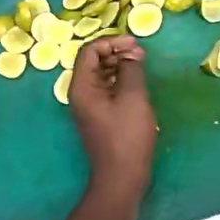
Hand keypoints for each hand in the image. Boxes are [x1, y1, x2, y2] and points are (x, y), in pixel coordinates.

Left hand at [67, 36, 155, 203]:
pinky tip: (135, 82)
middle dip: (115, 51)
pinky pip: (105, 88)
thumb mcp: (132, 97)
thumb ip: (131, 69)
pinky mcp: (98, 115)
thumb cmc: (127, 137)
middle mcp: (79, 93)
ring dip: (118, 65)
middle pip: (92, 61)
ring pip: (100, 74)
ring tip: (140, 64)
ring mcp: (87, 105)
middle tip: (140, 53)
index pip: (89, 51)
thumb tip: (131, 51)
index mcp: (81, 86)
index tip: (135, 43)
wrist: (121, 177)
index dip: (111, 42)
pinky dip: (119, 80)